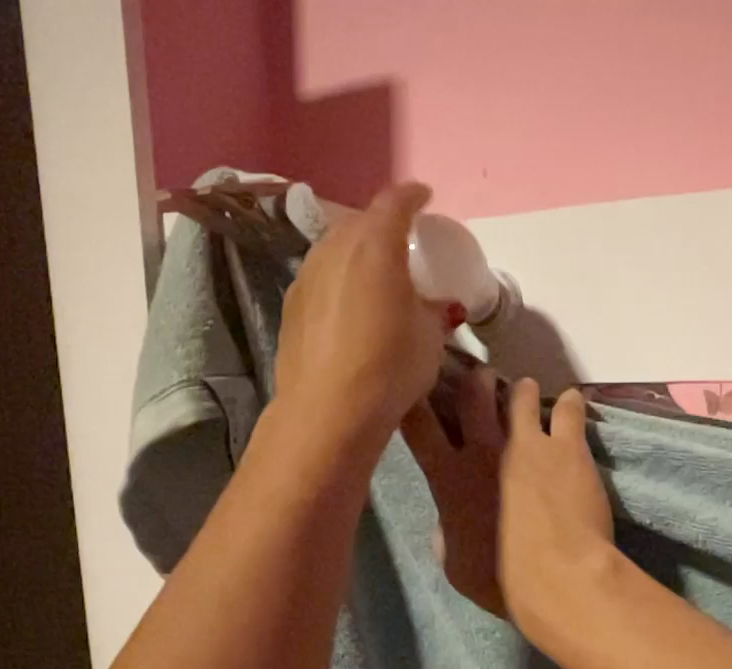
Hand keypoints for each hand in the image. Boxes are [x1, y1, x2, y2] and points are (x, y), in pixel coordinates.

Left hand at [275, 182, 449, 447]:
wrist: (329, 409)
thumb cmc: (391, 367)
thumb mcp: (430, 339)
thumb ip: (434, 311)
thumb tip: (439, 305)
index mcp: (376, 247)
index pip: (394, 203)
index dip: (412, 196)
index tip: (424, 196)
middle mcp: (335, 250)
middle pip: (359, 222)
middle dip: (380, 223)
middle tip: (401, 239)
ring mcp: (307, 275)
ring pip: (334, 247)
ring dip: (356, 250)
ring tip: (375, 271)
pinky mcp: (292, 304)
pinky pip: (321, 276)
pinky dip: (339, 278)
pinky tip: (351, 303)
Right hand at [405, 374, 618, 633]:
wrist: (554, 575)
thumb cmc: (497, 581)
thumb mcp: (453, 565)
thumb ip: (445, 536)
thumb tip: (446, 525)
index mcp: (447, 479)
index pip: (418, 426)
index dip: (413, 402)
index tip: (416, 390)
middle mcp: (482, 450)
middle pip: (470, 396)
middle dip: (473, 382)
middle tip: (479, 376)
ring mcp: (526, 442)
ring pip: (517, 395)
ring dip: (519, 389)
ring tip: (523, 386)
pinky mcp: (567, 446)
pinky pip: (568, 410)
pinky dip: (569, 402)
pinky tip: (571, 399)